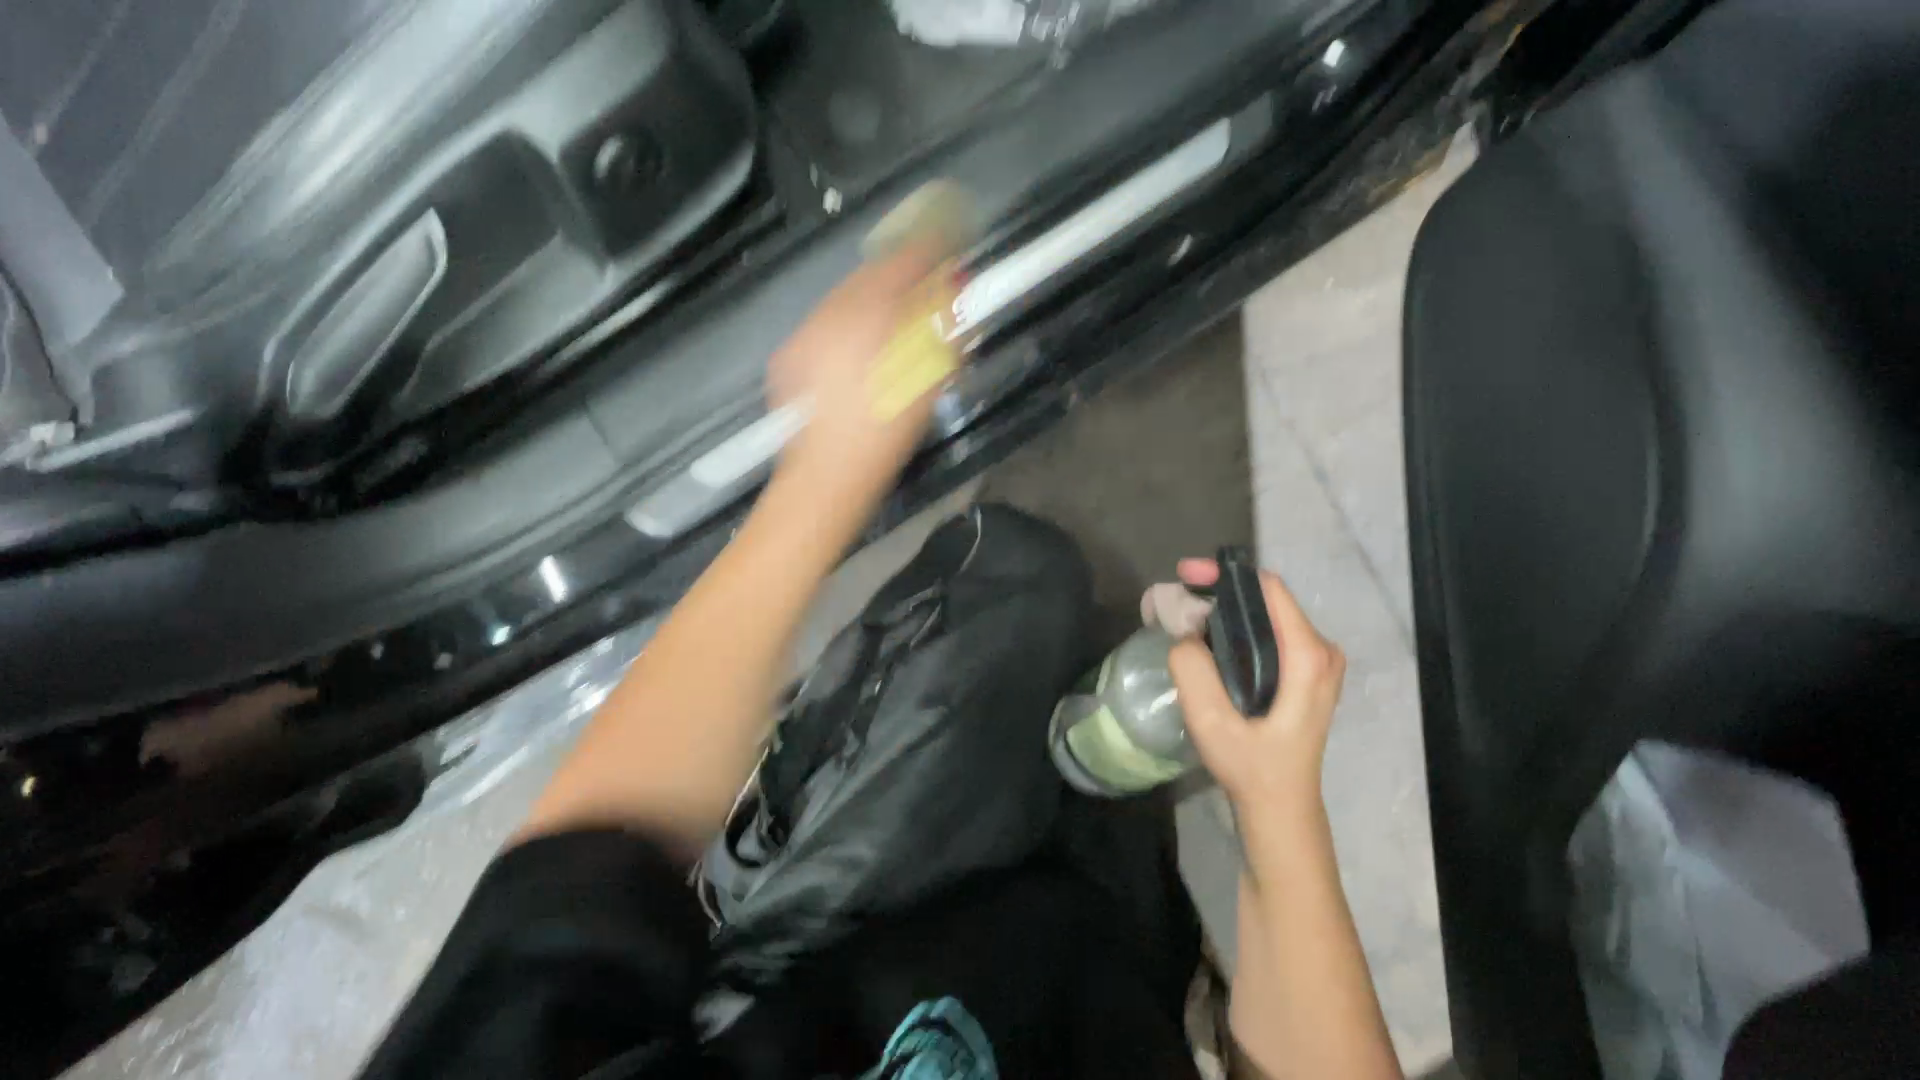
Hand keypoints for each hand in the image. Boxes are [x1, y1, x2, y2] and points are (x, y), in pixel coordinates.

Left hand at [768, 245, 953, 503]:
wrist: (829, 472)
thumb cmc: (886, 428)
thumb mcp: (926, 375)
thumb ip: (940, 323)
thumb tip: (951, 287)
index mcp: (869, 310)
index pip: (904, 262)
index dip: (931, 251)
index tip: (949, 247)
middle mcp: (830, 310)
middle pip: (870, 276)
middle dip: (899, 278)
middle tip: (925, 288)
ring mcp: (804, 332)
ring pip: (843, 301)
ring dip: (871, 302)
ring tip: (894, 323)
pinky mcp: (788, 355)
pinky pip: (823, 327)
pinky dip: (845, 329)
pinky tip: (858, 354)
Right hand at [1168, 558, 1347, 817]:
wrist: (1281, 809)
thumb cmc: (1252, 767)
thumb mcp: (1212, 722)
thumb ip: (1194, 670)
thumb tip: (1184, 636)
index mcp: (1307, 656)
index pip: (1268, 589)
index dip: (1225, 574)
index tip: (1186, 576)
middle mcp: (1322, 651)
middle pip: (1269, 600)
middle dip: (1221, 593)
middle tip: (1178, 603)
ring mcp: (1319, 663)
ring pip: (1269, 617)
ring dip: (1228, 613)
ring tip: (1186, 623)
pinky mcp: (1309, 675)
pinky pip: (1272, 635)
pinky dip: (1239, 631)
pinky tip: (1210, 645)